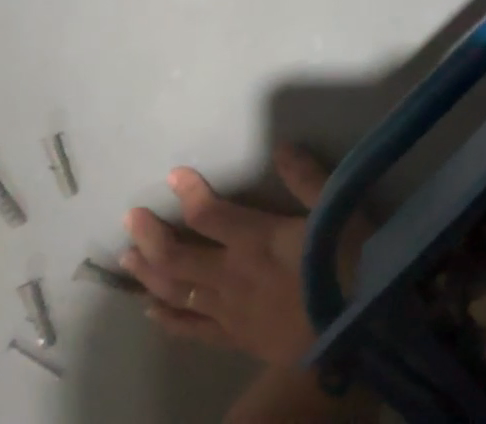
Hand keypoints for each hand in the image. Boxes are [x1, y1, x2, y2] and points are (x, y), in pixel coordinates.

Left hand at [121, 143, 367, 366]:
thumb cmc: (350, 260)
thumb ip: (308, 179)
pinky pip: (189, 329)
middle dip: (150, 234)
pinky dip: (166, 319)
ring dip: (147, 273)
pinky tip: (150, 311)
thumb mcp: (337, 210)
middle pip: (175, 255)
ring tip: (128, 258)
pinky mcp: (232, 337)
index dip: (188, 192)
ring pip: (173, 291)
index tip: (173, 175)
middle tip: (132, 218)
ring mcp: (226, 310)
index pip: (208, 213)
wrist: (357, 324)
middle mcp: (229, 274)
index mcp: (254, 240)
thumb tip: (282, 147)